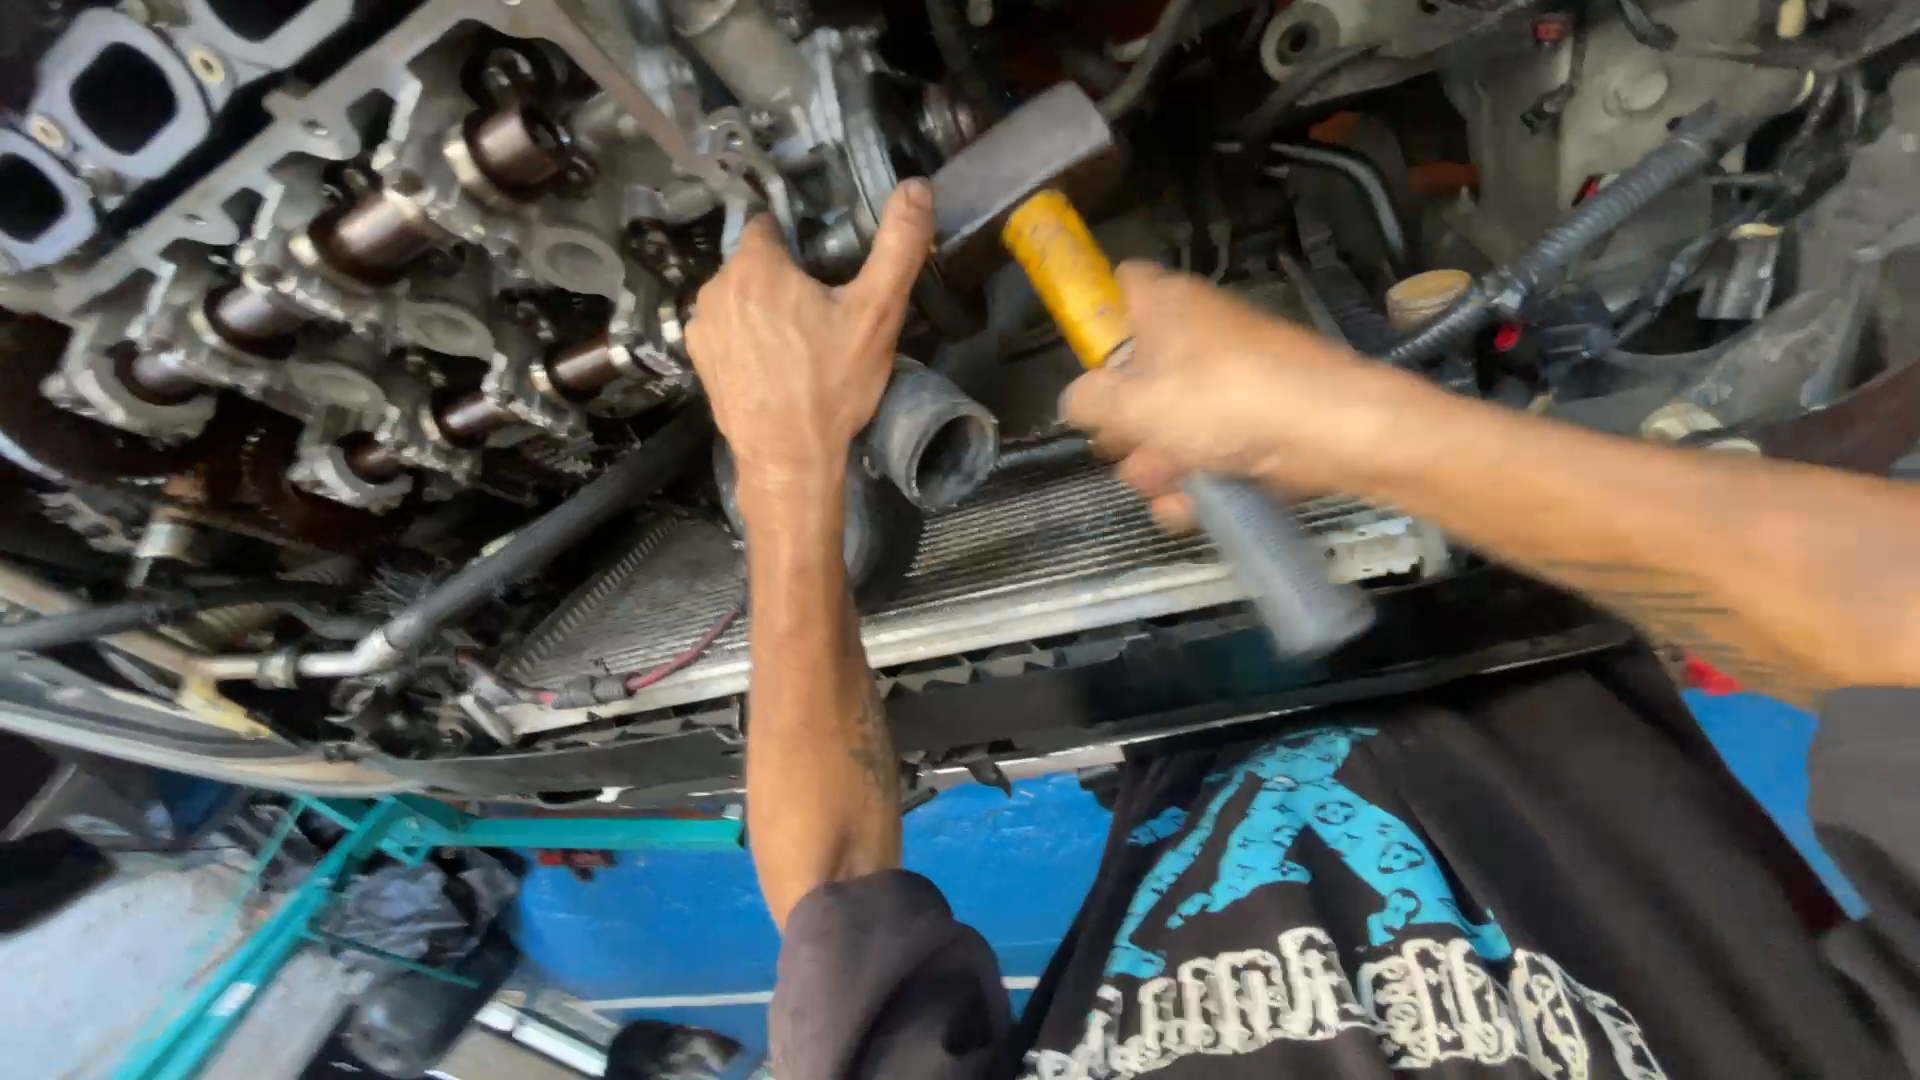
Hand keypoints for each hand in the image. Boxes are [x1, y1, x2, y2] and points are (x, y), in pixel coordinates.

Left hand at [686, 180, 934, 506]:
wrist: (789, 458)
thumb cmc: (831, 385)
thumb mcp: (877, 314)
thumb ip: (898, 247)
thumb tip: (917, 187)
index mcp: (755, 263)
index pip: (771, 225)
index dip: (801, 244)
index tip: (826, 271)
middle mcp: (715, 286)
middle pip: (755, 264)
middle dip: (784, 279)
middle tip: (822, 317)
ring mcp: (702, 326)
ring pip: (739, 297)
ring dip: (763, 309)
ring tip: (798, 347)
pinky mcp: (699, 361)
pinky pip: (725, 331)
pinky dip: (746, 339)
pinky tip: (773, 368)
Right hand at [1060, 261, 1419, 529]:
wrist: (1331, 431)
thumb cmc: (1222, 400)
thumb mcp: (1131, 403)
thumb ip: (1086, 400)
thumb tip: (1076, 401)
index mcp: (1164, 305)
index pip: (1119, 285)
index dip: (1096, 316)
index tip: (1087, 360)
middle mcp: (1193, 335)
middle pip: (1134, 374)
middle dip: (1123, 423)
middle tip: (1122, 445)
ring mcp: (1224, 380)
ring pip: (1166, 423)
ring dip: (1155, 464)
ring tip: (1166, 485)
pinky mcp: (1250, 420)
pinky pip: (1202, 447)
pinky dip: (1193, 478)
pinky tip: (1192, 502)